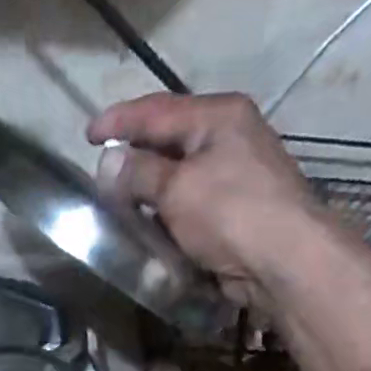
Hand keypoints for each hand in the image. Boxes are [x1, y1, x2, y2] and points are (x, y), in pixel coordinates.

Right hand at [88, 92, 330, 305]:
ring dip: (148, 185)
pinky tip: (147, 222)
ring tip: (116, 199)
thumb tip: (108, 163)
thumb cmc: (230, 213)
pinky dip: (165, 209)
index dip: (119, 120)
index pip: (157, 110)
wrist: (283, 261)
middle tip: (100, 169)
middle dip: (133, 153)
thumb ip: (138, 172)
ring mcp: (235, 173)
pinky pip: (188, 201)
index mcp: (218, 116)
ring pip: (178, 172)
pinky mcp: (234, 209)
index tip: (87, 135)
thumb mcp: (176, 188)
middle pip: (169, 139)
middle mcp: (229, 137)